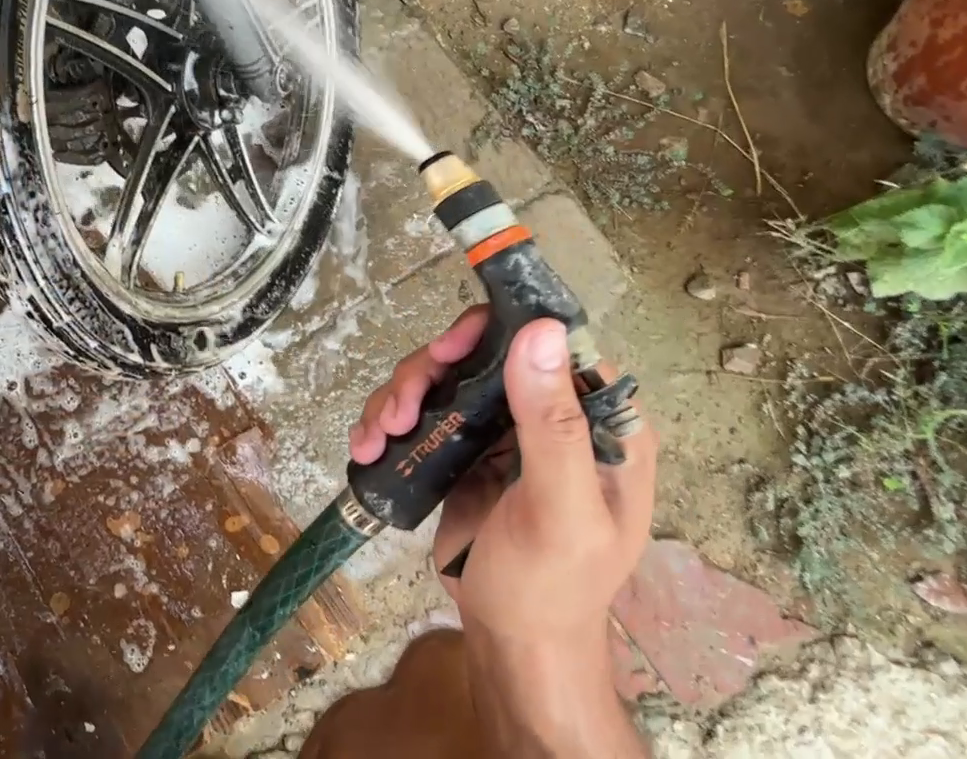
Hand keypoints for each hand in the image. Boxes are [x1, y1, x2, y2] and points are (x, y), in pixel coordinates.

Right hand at [350, 310, 656, 751]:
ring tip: (377, 436)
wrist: (510, 638)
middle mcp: (548, 415)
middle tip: (398, 409)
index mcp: (598, 422)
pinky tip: (368, 448)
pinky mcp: (460, 451)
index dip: (496, 330)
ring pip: (439, 380)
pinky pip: (418, 414)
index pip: (552, 343)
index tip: (447, 349)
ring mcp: (499, 432)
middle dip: (426, 374)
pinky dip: (386, 424)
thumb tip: (542, 329)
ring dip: (397, 399)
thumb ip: (552, 423)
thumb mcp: (558, 508)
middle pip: (478, 354)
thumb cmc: (550, 583)